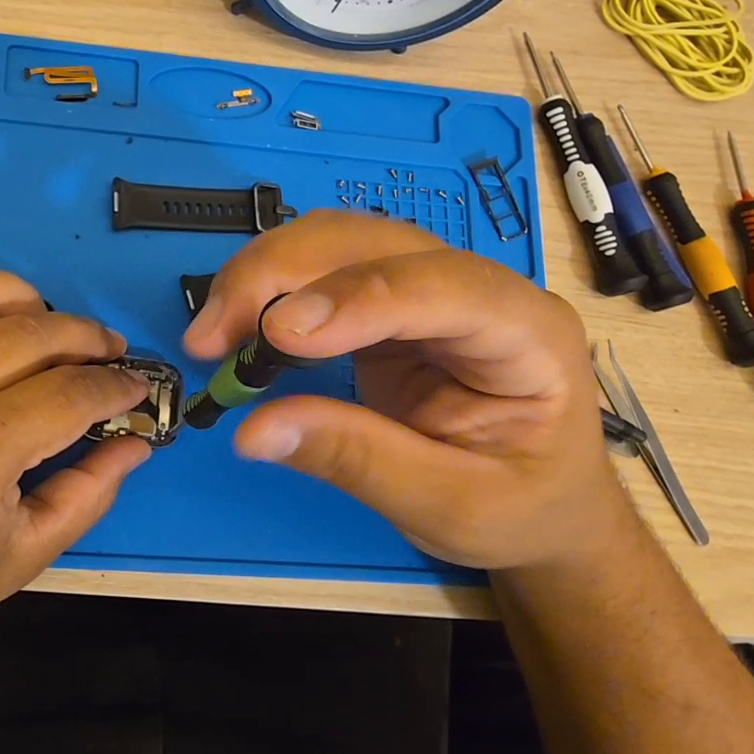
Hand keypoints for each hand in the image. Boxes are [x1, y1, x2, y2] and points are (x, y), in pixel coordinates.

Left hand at [0, 252, 150, 729]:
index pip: (75, 392)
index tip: (133, 386)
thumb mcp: (16, 560)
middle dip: (87, 338)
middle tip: (105, 352)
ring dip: (19, 294)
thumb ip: (86, 495)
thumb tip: (135, 442)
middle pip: (33, 332)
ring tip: (40, 317)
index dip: (117, 387)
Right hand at [183, 211, 634, 570]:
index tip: (275, 333)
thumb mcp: (447, 506)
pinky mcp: (387, 308)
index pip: (440, 286)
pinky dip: (268, 293)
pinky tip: (237, 329)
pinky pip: (320, 274)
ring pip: (337, 242)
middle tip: (210, 336)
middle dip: (282, 273)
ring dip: (263, 275)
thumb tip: (251, 431)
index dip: (356, 297)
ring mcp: (429, 292)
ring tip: (211, 334)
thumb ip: (356, 461)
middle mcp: (479, 291)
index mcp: (526, 334)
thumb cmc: (519, 512)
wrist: (543, 510)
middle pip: (374, 242)